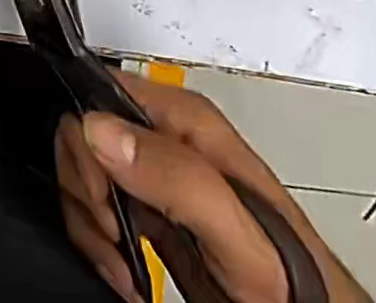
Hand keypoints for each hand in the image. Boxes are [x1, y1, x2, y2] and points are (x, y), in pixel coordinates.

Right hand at [55, 70, 370, 302]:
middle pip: (82, 132)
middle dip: (83, 188)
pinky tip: (123, 265)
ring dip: (87, 221)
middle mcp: (165, 137)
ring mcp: (152, 172)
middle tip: (113, 230)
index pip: (100, 91)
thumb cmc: (295, 287)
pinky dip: (94, 239)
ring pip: (80, 169)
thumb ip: (176, 176)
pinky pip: (90, 203)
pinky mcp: (143, 206)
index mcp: (186, 120)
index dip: (87, 140)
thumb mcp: (239, 235)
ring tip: (122, 259)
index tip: (104, 192)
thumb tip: (104, 130)